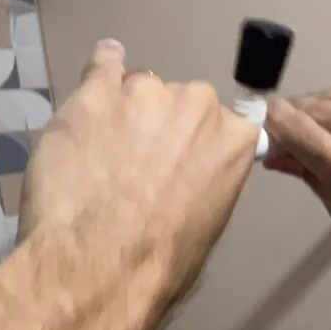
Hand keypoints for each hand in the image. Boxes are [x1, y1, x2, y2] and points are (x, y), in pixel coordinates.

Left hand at [22, 40, 259, 299]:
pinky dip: (102, 71)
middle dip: (164, 127)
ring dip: (129, 112)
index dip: (199, 145)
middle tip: (140, 163)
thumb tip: (191, 177)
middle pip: (182, 103)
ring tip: (104, 149)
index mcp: (234, 138)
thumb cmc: (161, 262)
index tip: (181, 163)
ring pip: (140, 89)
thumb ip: (207, 181)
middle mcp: (197, 103)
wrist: (96, 264)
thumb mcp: (208, 224)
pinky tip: (100, 76)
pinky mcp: (96, 92)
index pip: (225, 125)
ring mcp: (145, 92)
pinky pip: (103, 65)